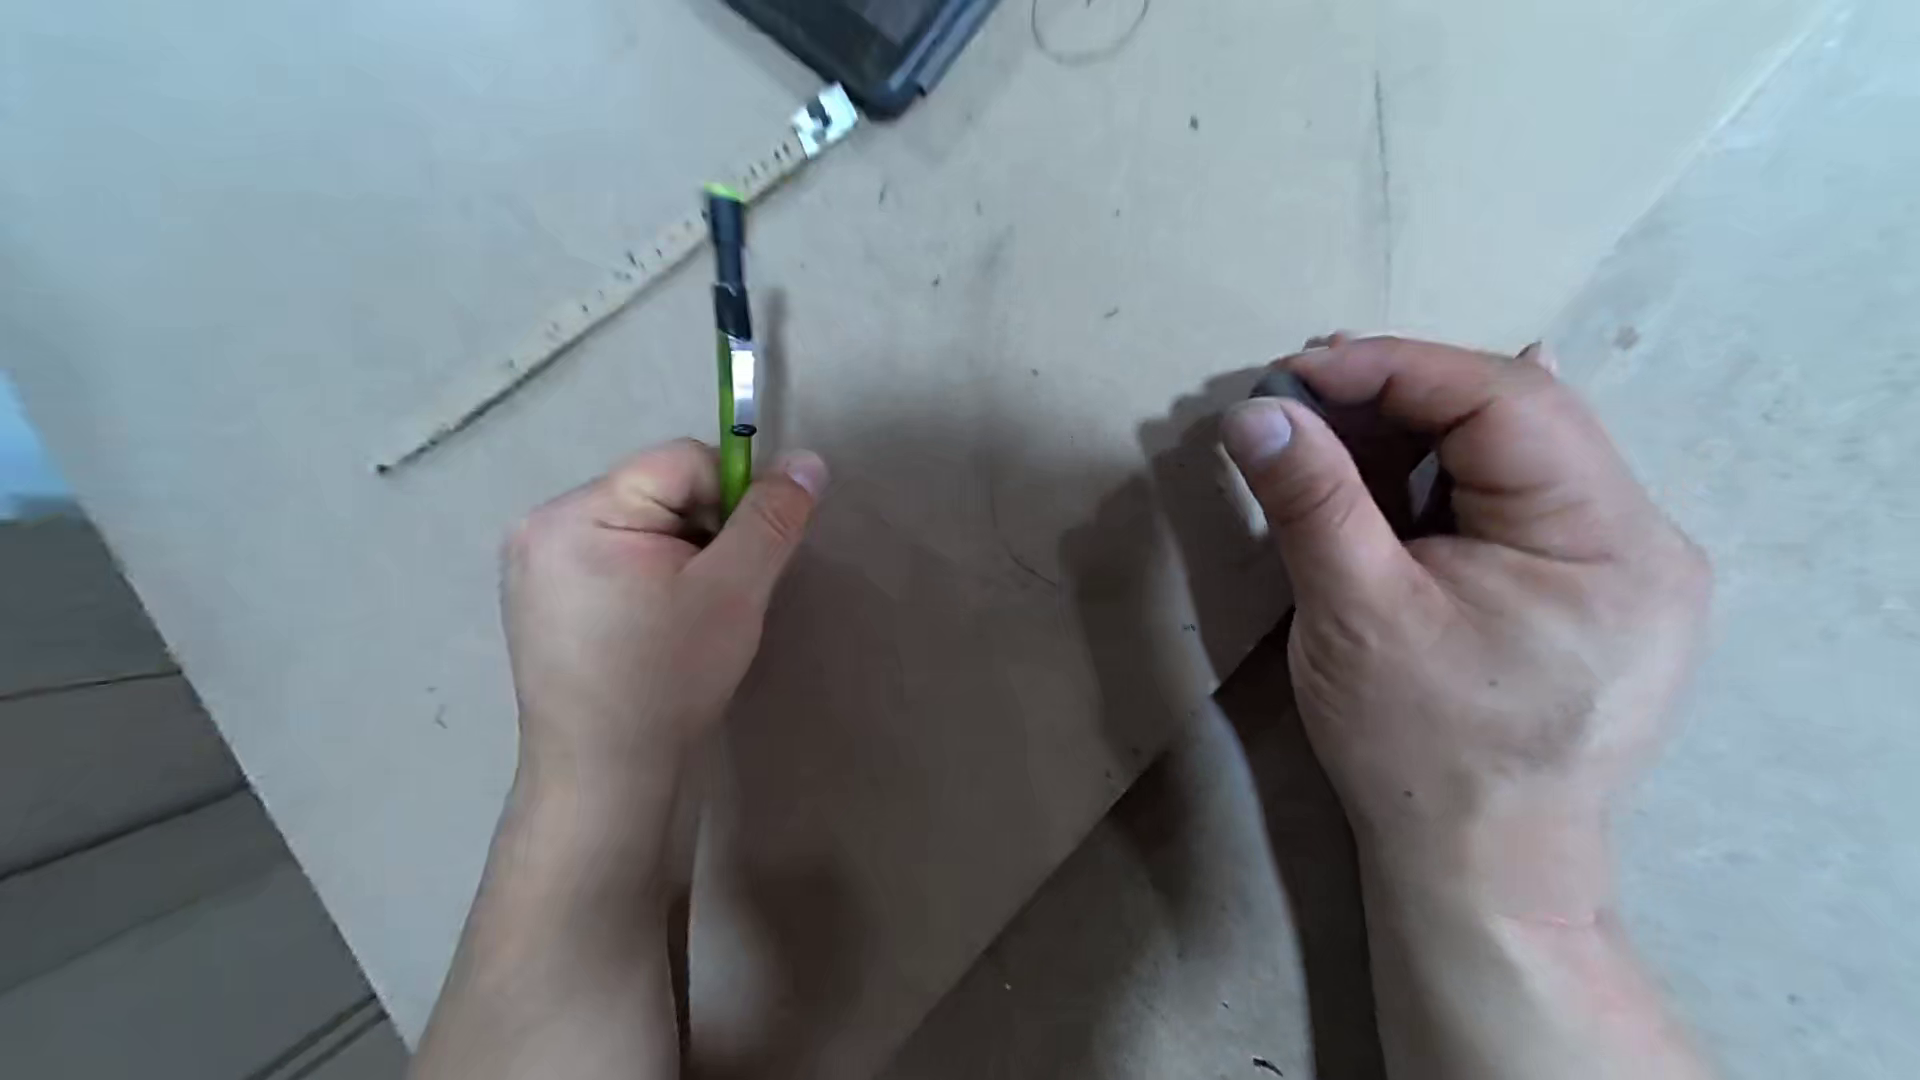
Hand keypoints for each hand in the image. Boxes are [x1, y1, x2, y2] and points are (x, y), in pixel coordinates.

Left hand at [502, 438, 827, 789]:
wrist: (607, 776)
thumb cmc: (670, 677)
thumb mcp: (735, 590)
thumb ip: (773, 519)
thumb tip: (809, 461)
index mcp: (579, 513)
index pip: (683, 462)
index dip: (733, 498)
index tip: (746, 558)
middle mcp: (544, 524)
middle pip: (662, 490)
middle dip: (708, 530)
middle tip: (720, 593)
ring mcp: (538, 564)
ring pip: (647, 524)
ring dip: (687, 554)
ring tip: (691, 614)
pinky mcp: (547, 596)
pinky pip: (621, 555)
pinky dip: (658, 574)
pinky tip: (661, 623)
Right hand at [1222, 336, 1709, 918]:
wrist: (1474, 860)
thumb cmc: (1416, 745)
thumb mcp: (1352, 612)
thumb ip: (1309, 501)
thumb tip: (1252, 412)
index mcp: (1605, 540)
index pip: (1503, 403)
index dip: (1391, 368)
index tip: (1293, 368)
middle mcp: (1633, 537)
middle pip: (1514, 419)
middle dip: (1398, 389)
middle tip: (1301, 384)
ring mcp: (1607, 564)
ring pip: (1503, 455)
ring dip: (1408, 426)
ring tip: (1324, 415)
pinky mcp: (1564, 587)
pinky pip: (1499, 497)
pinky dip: (1429, 467)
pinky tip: (1391, 453)